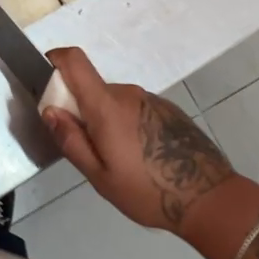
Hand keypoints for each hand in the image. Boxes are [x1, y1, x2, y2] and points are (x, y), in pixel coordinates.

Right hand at [43, 47, 233, 233]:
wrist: (211, 199)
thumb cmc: (147, 191)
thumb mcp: (99, 176)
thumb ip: (71, 140)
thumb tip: (50, 111)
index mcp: (106, 106)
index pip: (75, 61)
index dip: (56, 59)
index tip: (48, 78)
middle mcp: (129, 94)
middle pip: (93, 88)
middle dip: (83, 110)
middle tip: (91, 149)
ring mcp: (152, 101)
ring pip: (116, 102)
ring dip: (109, 121)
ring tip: (122, 160)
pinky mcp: (170, 111)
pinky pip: (137, 110)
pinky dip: (130, 125)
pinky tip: (144, 158)